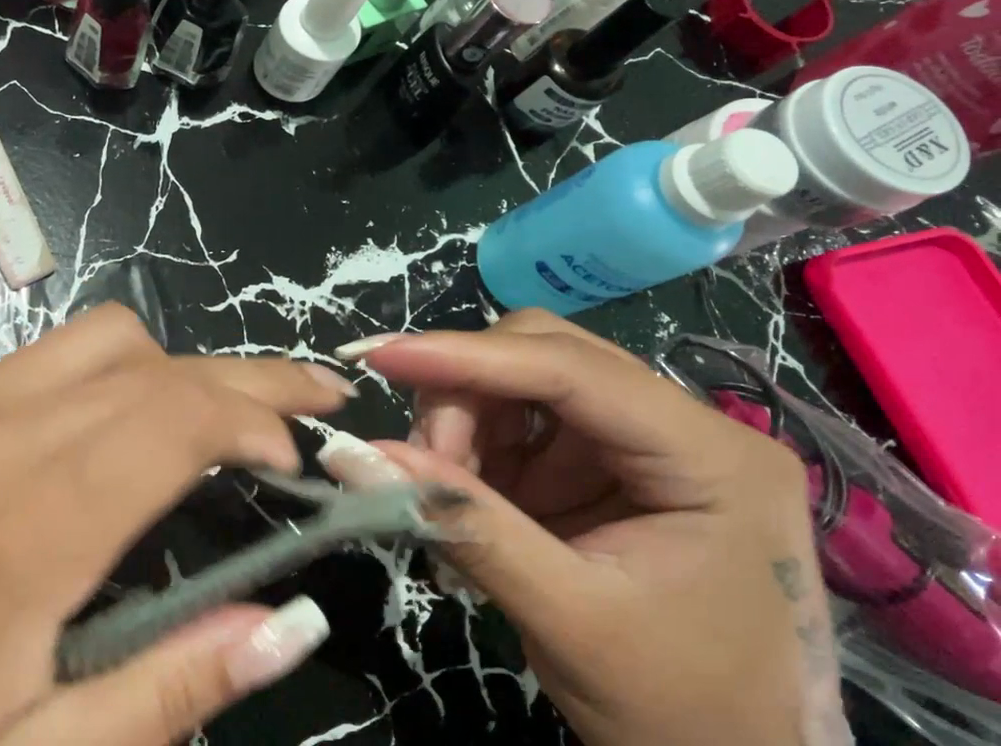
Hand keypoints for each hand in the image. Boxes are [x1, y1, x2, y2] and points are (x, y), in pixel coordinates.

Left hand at [0, 304, 357, 744]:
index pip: (170, 418)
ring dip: (177, 367)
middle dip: (243, 379)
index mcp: (23, 522)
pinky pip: (51, 355)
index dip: (254, 421)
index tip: (301, 462)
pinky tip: (127, 426)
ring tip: (222, 422)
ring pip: (102, 338)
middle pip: (149, 364)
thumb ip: (172, 685)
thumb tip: (287, 621)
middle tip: (311, 405)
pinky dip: (114, 372)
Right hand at [320, 311, 850, 745]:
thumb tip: (348, 455)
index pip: (573, 371)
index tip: (377, 359)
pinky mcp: (607, 467)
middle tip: (426, 465)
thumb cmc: (676, 705)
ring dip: (462, 423)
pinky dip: (474, 449)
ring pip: (521, 381)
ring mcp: (644, 445)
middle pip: (545, 356)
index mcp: (712, 458)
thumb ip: (459, 521)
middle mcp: (684, 429)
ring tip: (446, 494)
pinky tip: (466, 497)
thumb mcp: (564, 614)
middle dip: (465, 396)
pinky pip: (518, 423)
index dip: (465, 356)